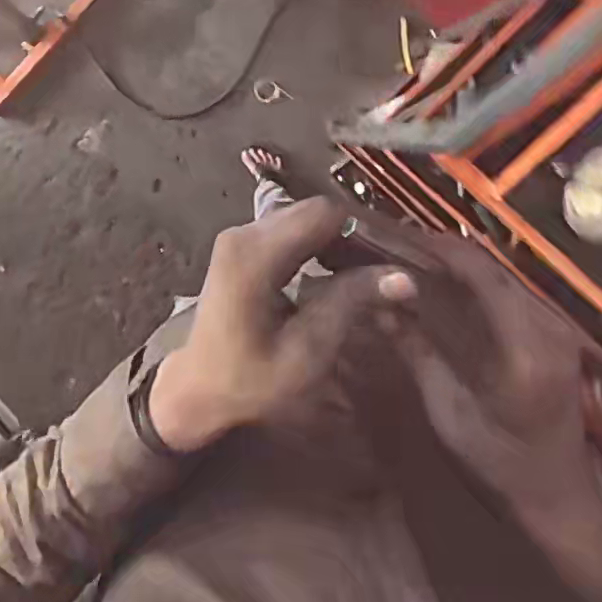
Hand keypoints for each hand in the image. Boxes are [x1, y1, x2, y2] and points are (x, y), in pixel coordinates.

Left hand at [149, 197, 405, 451]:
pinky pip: (292, 230)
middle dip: (358, 236)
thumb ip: (350, 303)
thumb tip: (404, 277)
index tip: (401, 258)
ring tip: (374, 273)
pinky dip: (322, 245)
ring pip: (306, 218)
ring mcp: (240, 235)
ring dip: (342, 240)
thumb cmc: (248, 381)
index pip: (324, 214)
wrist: (196, 389)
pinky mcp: (242, 245)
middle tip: (393, 269)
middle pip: (315, 211)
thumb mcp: (306, 352)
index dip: (367, 230)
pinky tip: (342, 273)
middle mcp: (244, 232)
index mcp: (253, 254)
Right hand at [378, 229, 588, 496]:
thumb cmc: (500, 464)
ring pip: (501, 271)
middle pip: (491, 265)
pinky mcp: (554, 332)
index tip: (398, 236)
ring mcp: (557, 328)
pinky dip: (473, 276)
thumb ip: (417, 352)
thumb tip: (377, 304)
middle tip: (396, 241)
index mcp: (523, 349)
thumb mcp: (448, 413)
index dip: (439, 247)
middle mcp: (547, 328)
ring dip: (457, 259)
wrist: (561, 500)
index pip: (481, 273)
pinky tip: (444, 279)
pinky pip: (508, 287)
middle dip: (442, 248)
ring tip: (412, 253)